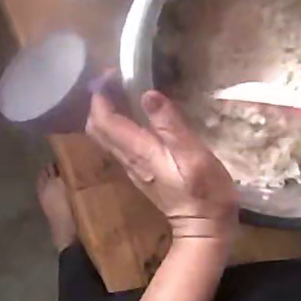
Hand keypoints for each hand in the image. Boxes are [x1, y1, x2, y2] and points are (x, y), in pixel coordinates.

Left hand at [86, 82, 238, 242]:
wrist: (203, 227)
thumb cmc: (204, 191)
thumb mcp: (194, 155)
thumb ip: (170, 125)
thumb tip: (148, 94)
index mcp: (138, 151)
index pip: (103, 120)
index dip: (100, 95)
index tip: (110, 73)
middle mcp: (127, 158)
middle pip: (96, 128)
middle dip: (98, 101)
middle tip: (113, 79)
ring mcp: (131, 166)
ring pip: (104, 136)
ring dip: (106, 111)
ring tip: (121, 90)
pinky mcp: (139, 171)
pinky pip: (116, 142)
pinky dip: (116, 123)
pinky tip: (133, 113)